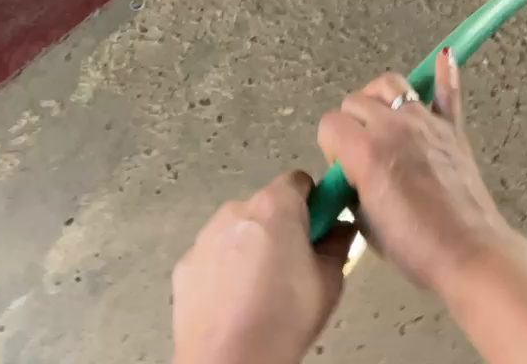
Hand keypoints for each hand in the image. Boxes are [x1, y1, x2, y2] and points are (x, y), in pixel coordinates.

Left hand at [173, 170, 358, 363]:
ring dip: (250, 246)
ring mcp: (207, 235)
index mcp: (276, 205)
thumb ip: (337, 245)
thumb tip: (341, 230)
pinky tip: (234, 302)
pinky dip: (223, 270)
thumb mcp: (329, 282)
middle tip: (292, 265)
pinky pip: (213, 256)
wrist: (230, 361)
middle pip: (266, 206)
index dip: (311, 202)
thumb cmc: (285, 317)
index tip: (317, 228)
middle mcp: (238, 209)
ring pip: (237, 229)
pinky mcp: (186, 263)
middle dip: (279, 227)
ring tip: (261, 290)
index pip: (298, 181)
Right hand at [316, 48, 511, 296]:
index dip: (330, 145)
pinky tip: (444, 56)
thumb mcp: (366, 223)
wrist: (468, 253)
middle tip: (359, 152)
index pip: (330, 123)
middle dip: (350, 123)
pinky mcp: (451, 128)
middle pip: (355, 100)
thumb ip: (353, 186)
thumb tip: (353, 172)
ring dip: (379, 96)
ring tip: (381, 117)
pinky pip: (447, 91)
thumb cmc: (414, 247)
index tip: (341, 166)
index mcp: (367, 150)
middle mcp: (393, 125)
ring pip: (391, 83)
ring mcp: (425, 121)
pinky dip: (444, 73)